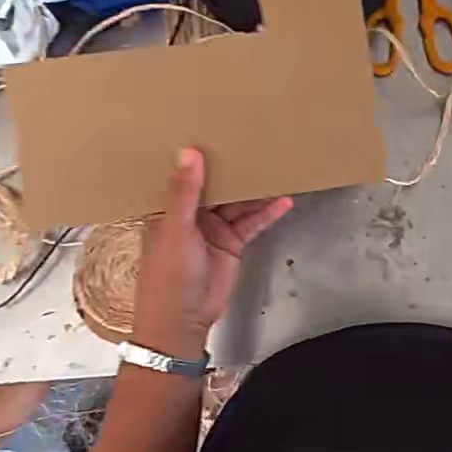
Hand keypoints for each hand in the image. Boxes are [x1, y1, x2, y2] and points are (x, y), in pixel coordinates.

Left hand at [133, 148, 292, 357]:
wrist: (183, 321)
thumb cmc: (167, 277)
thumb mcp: (176, 230)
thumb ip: (185, 192)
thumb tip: (189, 152)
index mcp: (168, 209)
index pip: (184, 176)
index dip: (197, 157)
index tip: (212, 131)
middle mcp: (191, 216)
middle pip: (216, 187)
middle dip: (233, 170)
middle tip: (253, 144)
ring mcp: (213, 229)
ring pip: (238, 203)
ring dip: (255, 191)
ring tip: (276, 168)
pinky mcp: (232, 243)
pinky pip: (252, 223)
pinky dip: (267, 213)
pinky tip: (283, 201)